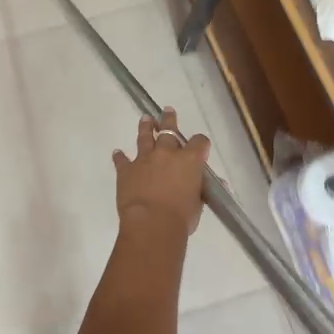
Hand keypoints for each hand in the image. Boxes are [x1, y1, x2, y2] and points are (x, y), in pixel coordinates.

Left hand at [112, 109, 211, 238]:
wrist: (151, 223)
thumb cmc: (181, 217)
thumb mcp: (199, 204)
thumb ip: (203, 189)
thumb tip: (217, 184)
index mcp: (189, 160)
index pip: (199, 142)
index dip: (200, 143)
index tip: (200, 145)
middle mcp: (166, 154)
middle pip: (169, 130)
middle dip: (168, 120)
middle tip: (167, 110)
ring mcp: (144, 159)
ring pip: (145, 137)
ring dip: (146, 127)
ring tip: (145, 119)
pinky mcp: (126, 170)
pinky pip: (121, 160)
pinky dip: (120, 157)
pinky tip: (117, 153)